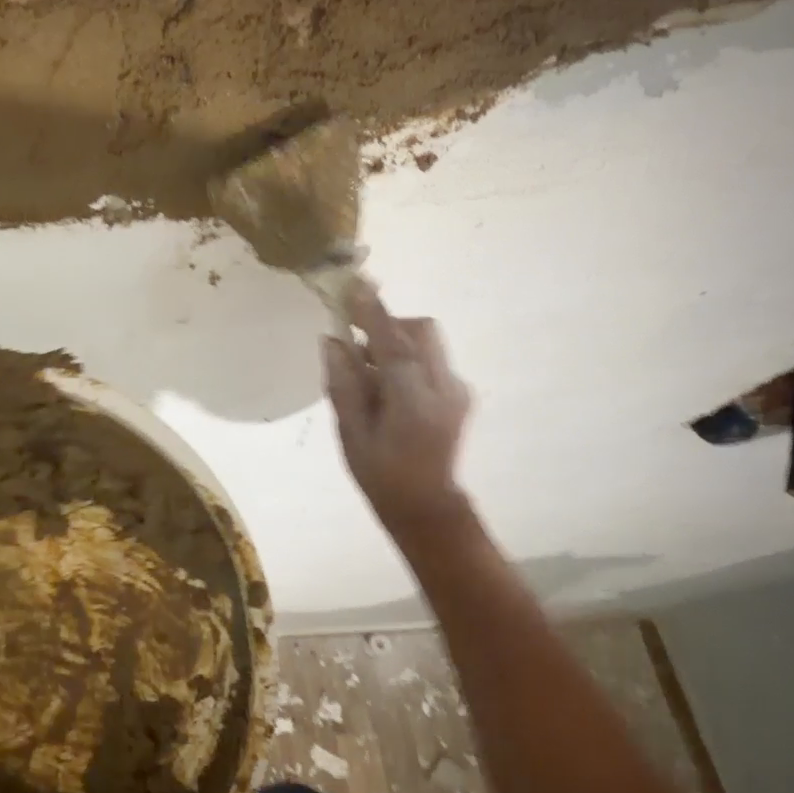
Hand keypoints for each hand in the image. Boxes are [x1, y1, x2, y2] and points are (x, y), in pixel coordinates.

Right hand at [321, 280, 471, 525]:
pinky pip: (430, 361)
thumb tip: (333, 342)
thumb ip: (343, 384)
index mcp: (412, 400)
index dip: (372, 313)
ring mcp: (456, 390)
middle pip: (420, 331)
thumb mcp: (351, 433)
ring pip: (427, 343)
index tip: (354, 286)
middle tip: (355, 340)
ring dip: (395, 343)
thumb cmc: (380, 475)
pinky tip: (387, 388)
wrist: (427, 506)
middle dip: (388, 325)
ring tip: (367, 372)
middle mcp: (443, 387)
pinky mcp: (460, 394)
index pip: (392, 343)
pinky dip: (406, 360)